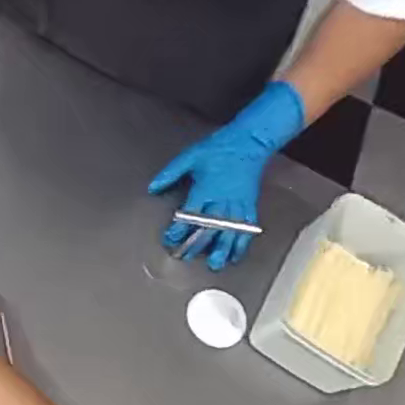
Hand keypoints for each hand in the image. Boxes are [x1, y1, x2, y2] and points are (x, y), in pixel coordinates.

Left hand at [147, 81, 305, 270]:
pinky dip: (241, 243)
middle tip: (185, 257)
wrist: (251, 140)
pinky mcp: (249, 205)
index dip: (178, 230)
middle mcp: (221, 200)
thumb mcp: (191, 155)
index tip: (170, 239)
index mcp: (205, 189)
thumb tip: (152, 188)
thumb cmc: (221, 147)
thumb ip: (171, 173)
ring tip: (216, 264)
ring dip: (222, 249)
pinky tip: (235, 255)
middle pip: (208, 228)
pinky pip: (246, 228)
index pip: (189, 215)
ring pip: (228, 231)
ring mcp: (237, 204)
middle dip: (196, 245)